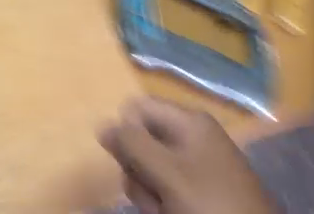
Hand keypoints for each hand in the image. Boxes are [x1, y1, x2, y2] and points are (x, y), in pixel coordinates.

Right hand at [98, 98, 273, 213]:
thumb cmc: (211, 206)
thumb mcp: (167, 173)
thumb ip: (131, 145)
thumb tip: (102, 123)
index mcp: (189, 121)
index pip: (137, 108)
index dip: (126, 133)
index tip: (130, 161)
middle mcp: (194, 136)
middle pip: (142, 141)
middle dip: (140, 172)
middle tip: (155, 194)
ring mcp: (200, 166)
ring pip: (152, 171)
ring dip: (150, 194)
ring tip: (167, 211)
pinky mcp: (204, 193)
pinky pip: (169, 190)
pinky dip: (166, 206)